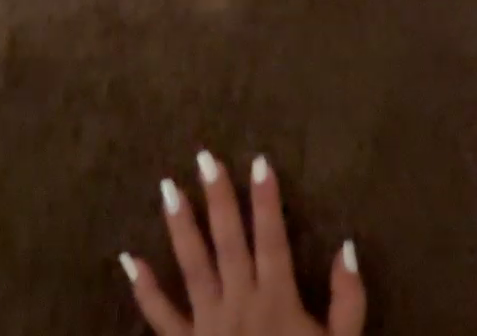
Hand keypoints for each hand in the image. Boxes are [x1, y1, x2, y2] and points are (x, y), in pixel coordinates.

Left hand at [122, 152, 364, 335]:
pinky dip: (144, 289)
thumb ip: (348, 299)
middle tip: (205, 157)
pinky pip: (160, 317)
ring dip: (180, 226)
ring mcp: (206, 325)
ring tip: (167, 187)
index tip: (260, 160)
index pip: (271, 239)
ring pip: (192, 266)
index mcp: (277, 299)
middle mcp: (239, 303)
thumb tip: (347, 246)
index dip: (267, 200)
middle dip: (218, 198)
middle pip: (227, 241)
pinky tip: (128, 259)